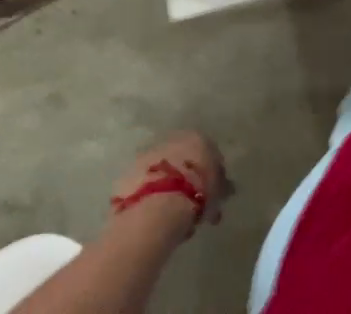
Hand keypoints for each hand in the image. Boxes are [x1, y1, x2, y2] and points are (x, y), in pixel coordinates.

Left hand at [110, 131, 230, 233]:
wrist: (155, 209)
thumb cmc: (195, 194)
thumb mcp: (217, 193)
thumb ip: (221, 186)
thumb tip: (226, 188)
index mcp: (197, 138)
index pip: (208, 151)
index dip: (210, 171)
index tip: (211, 190)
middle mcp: (170, 140)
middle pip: (182, 158)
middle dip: (186, 176)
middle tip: (190, 200)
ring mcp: (145, 156)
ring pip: (160, 170)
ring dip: (165, 184)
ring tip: (169, 211)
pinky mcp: (124, 175)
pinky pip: (142, 184)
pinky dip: (147, 194)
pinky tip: (152, 212)